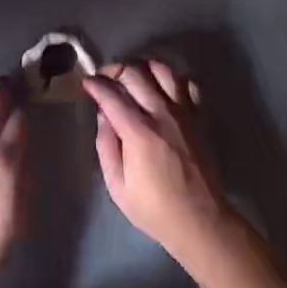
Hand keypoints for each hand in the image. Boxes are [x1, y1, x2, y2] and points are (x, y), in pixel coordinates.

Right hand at [84, 61, 236, 261]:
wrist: (200, 220)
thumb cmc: (154, 208)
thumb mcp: (117, 186)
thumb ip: (106, 146)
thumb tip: (103, 115)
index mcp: (139, 132)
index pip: (111, 94)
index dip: (94, 84)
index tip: (86, 83)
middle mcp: (162, 114)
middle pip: (135, 74)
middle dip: (114, 70)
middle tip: (104, 78)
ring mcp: (184, 112)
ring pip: (163, 70)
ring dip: (143, 67)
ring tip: (132, 77)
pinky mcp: (199, 117)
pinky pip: (188, 84)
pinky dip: (173, 79)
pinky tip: (163, 88)